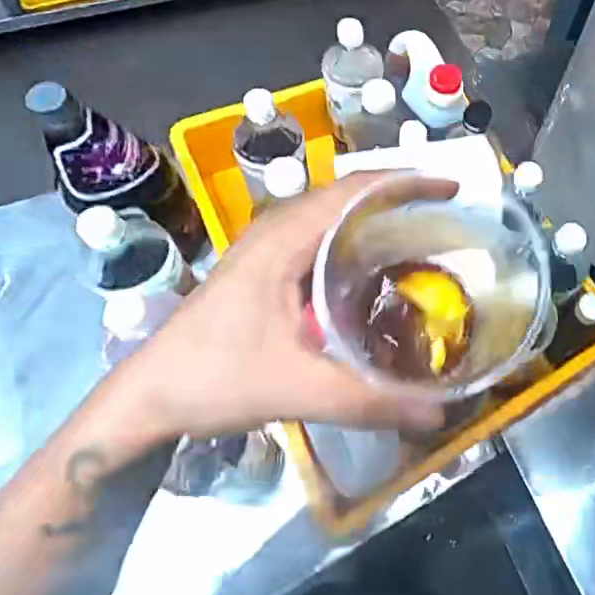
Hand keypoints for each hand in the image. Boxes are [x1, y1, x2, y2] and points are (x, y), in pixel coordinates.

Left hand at [117, 174, 447, 439]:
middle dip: (399, 193)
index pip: (354, 190)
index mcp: (283, 240)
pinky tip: (374, 265)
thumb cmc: (213, 380)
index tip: (451, 189)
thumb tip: (438, 413)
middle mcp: (275, 230)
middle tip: (446, 213)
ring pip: (332, 211)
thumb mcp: (297, 389)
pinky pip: (319, 233)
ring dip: (376, 212)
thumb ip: (368, 401)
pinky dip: (355, 234)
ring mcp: (265, 245)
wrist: (143, 399)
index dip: (407, 181)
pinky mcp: (262, 265)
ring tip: (420, 231)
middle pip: (347, 192)